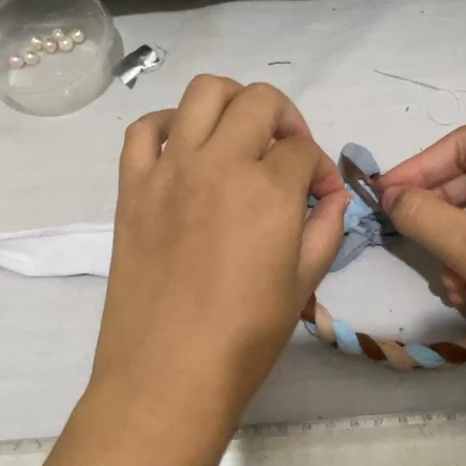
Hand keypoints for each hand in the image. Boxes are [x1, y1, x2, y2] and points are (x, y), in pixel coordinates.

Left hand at [95, 76, 349, 416]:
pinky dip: (169, 123)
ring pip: (204, 92)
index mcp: (268, 189)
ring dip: (233, 103)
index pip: (303, 149)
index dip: (319, 168)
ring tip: (240, 137)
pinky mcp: (132, 186)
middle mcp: (218, 163)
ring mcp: (169, 169)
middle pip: (260, 103)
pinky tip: (185, 148)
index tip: (318, 195)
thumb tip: (332, 197)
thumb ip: (325, 228)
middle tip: (287, 156)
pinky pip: (145, 128)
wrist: (167, 373)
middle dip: (286, 121)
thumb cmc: (244, 337)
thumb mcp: (303, 283)